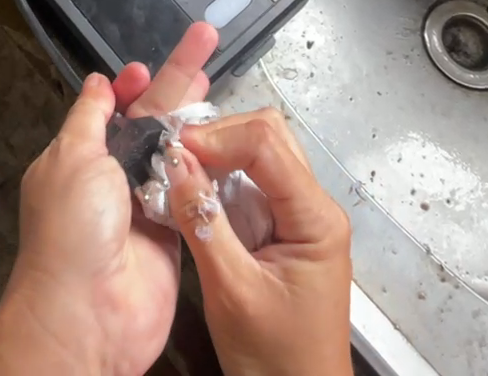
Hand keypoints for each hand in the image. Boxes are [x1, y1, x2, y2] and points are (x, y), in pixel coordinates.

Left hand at [0, 23, 218, 374]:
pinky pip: (195, 187)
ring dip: (198, 117)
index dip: (133, 83)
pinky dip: (209, 163)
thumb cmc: (72, 228)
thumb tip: (99, 81)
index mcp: (83, 154)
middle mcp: (115, 174)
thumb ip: (89, 117)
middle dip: (179, 80)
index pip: (114, 107)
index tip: (147, 67)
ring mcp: (147, 201)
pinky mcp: (176, 228)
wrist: (89, 313)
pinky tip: (230, 137)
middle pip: (154, 117)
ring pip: (179, 148)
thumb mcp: (71, 158)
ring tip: (220, 80)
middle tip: (207, 41)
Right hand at [167, 109, 352, 375]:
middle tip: (174, 151)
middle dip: (219, 134)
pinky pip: (254, 177)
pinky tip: (196, 181)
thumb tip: (171, 161)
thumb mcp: (230, 291)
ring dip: (219, 149)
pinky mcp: (284, 224)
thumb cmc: (272, 355)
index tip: (173, 147)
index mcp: (316, 218)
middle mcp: (315, 204)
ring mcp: (302, 212)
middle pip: (269, 136)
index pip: (267, 145)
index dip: (218, 137)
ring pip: (262, 150)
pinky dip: (222, 171)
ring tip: (179, 162)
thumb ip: (202, 223)